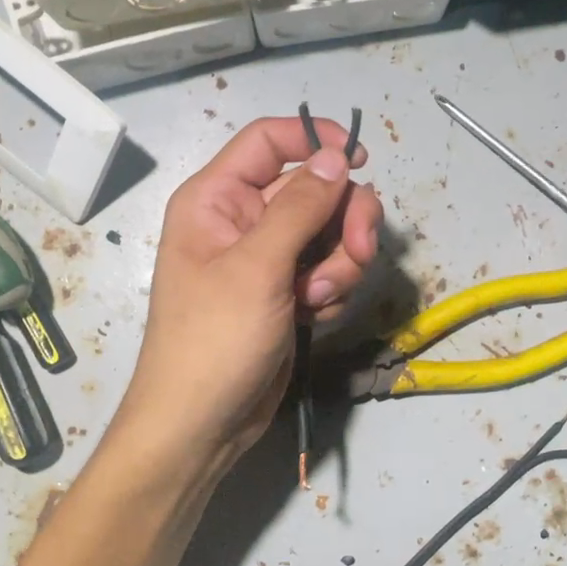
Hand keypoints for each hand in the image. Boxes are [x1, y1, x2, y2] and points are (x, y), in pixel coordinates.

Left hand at [124, 117, 383, 468]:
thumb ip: (300, 206)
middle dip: (344, 221)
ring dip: (340, 263)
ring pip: (331, 232)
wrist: (202, 424)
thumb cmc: (214, 340)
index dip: (318, 142)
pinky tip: (315, 318)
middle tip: (361, 252)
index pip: (270, 141)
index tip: (364, 162)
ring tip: (318, 300)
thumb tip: (337, 157)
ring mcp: (268, 258)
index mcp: (217, 198)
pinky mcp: (288, 291)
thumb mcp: (257, 268)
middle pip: (316, 188)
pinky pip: (329, 269)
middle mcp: (243, 219)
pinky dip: (333, 291)